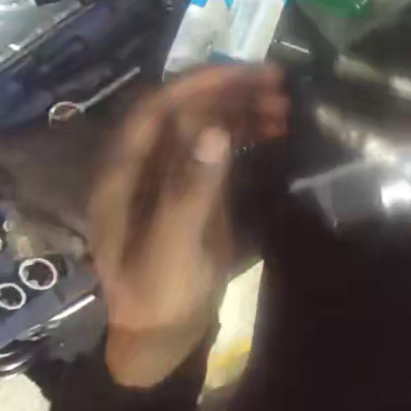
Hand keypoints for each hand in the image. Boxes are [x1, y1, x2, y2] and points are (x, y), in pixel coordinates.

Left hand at [88, 65, 287, 386]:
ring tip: (285, 104)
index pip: (158, 107)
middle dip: (229, 90)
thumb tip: (214, 129)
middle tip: (278, 82)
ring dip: (242, 107)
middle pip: (185, 108)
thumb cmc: (159, 297)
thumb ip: (190, 189)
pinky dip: (246, 132)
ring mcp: (171, 173)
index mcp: (125, 171)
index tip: (247, 72)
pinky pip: (219, 146)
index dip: (199, 83)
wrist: (163, 338)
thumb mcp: (173, 247)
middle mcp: (145, 163)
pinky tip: (275, 128)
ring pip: (205, 123)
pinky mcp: (194, 187)